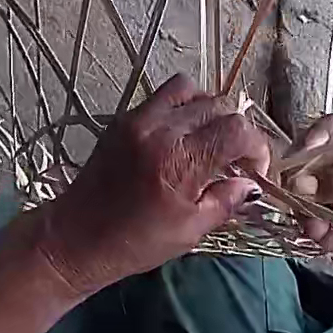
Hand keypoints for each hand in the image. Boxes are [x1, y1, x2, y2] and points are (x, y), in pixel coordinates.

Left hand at [30, 75, 270, 296]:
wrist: (75, 237)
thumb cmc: (135, 242)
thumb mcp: (190, 231)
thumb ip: (226, 201)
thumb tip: (251, 185)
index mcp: (181, 162)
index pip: (237, 131)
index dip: (256, 147)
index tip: (254, 169)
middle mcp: (162, 131)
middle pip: (220, 106)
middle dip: (237, 130)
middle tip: (234, 158)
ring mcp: (140, 119)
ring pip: (193, 90)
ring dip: (210, 110)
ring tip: (209, 138)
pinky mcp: (125, 118)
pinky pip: (165, 95)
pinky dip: (183, 106)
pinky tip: (183, 132)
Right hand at [286, 114, 332, 274]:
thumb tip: (300, 184)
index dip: (312, 140)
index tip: (296, 164)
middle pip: (314, 162)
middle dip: (302, 184)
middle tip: (298, 207)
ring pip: (311, 191)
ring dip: (307, 211)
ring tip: (317, 233)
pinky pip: (319, 215)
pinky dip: (317, 227)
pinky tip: (327, 242)